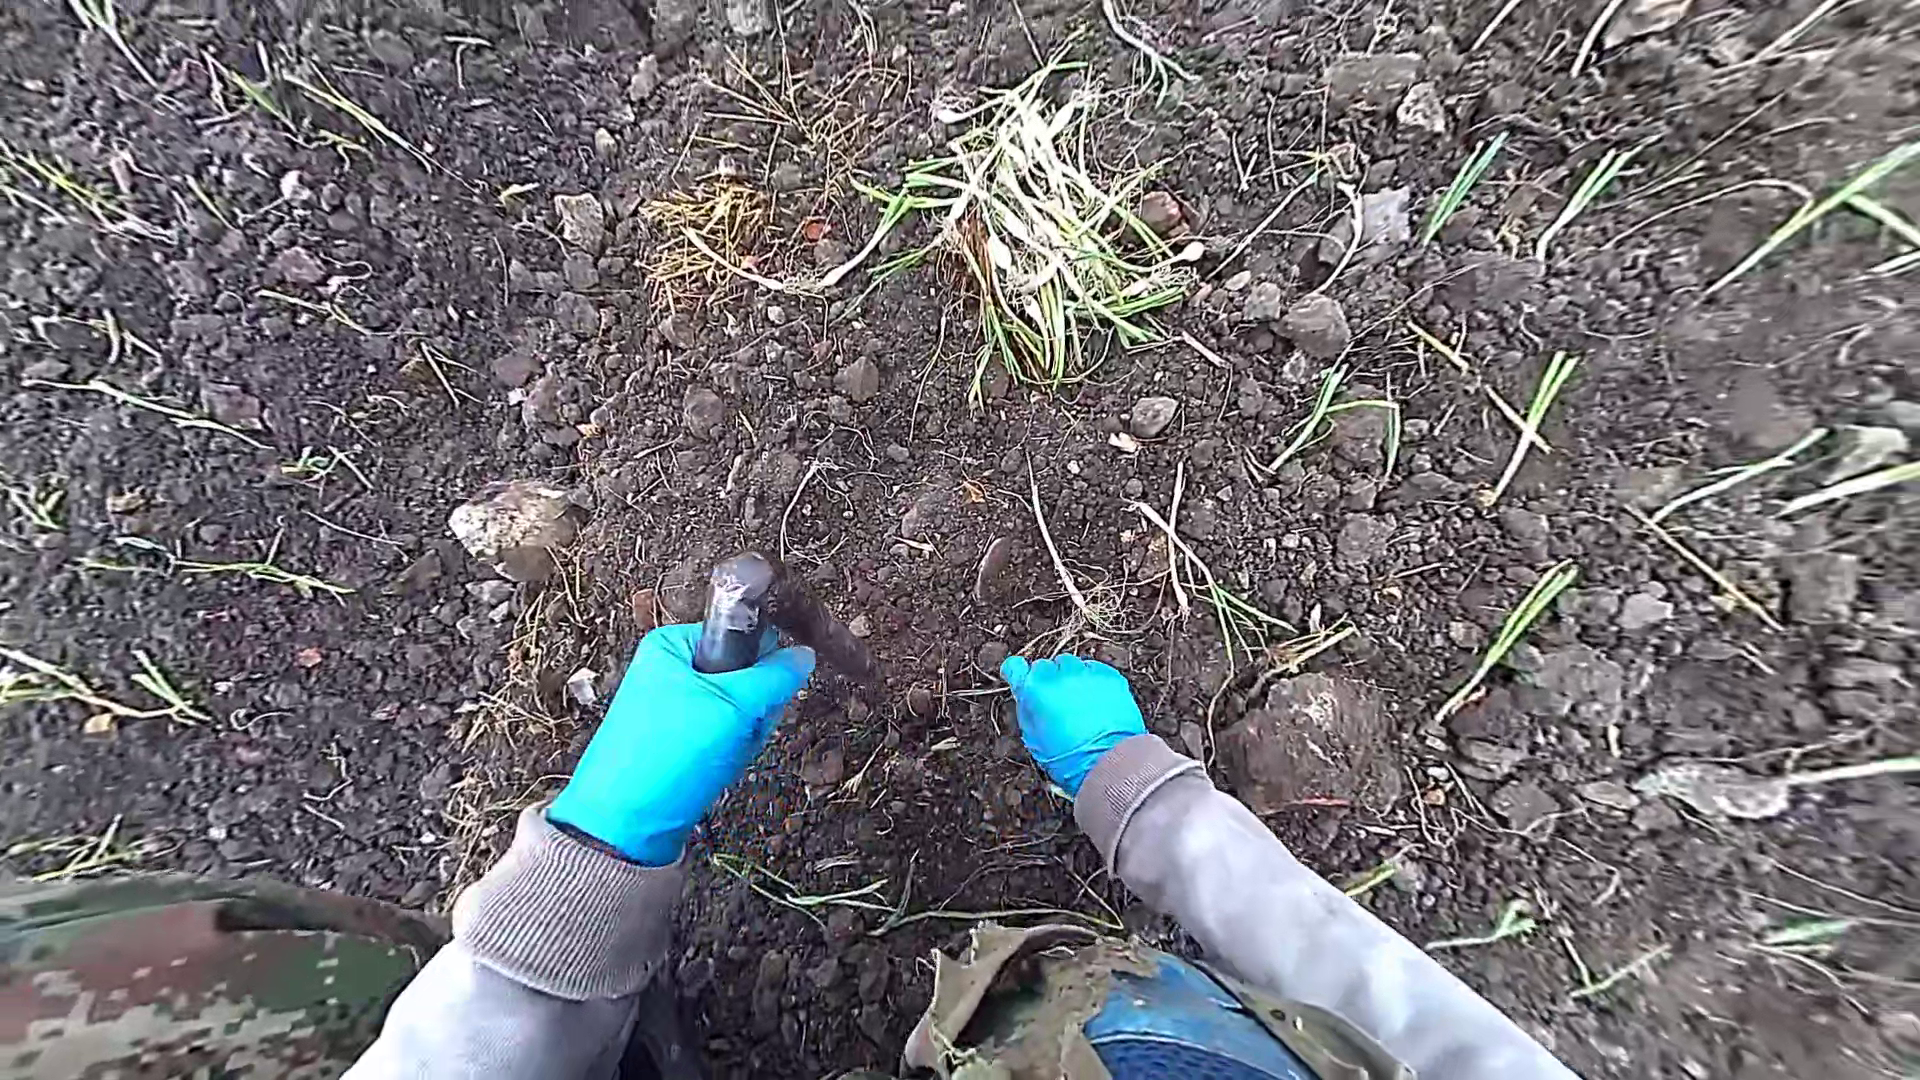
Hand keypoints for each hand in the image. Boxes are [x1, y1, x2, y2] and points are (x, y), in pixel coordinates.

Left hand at [548, 623, 814, 864]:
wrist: (625, 829)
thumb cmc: (665, 758)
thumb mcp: (735, 707)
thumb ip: (776, 676)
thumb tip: (804, 655)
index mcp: (672, 645)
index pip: (741, 635)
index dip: (761, 663)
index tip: (762, 691)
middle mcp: (670, 668)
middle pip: (744, 671)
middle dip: (755, 705)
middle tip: (743, 727)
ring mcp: (674, 704)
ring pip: (739, 704)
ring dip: (746, 730)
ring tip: (728, 751)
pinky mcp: (679, 735)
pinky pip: (725, 729)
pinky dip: (732, 747)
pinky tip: (721, 763)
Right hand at [999, 654, 1145, 795]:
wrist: (1111, 762)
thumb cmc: (1071, 760)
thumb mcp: (1034, 738)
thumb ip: (1027, 708)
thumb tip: (1025, 694)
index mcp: (1034, 690)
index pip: (1015, 666)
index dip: (1018, 672)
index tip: (1021, 675)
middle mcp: (1057, 676)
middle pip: (1046, 666)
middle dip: (1049, 680)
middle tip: (1057, 701)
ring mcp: (1084, 674)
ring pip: (1072, 665)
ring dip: (1072, 678)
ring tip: (1080, 703)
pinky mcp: (1108, 676)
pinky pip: (1095, 669)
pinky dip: (1094, 681)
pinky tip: (1097, 702)